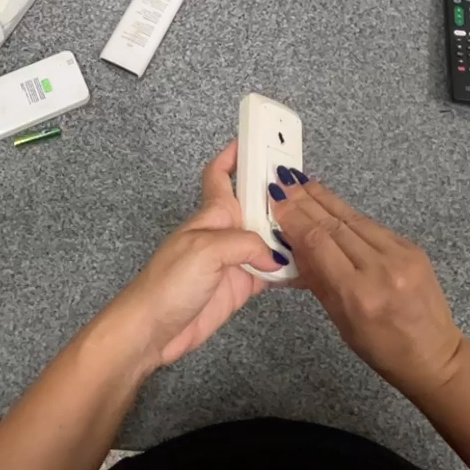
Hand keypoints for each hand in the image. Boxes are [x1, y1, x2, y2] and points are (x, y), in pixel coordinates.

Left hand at [98, 141, 286, 371]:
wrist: (153, 331)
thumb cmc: (166, 284)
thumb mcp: (206, 251)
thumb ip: (245, 243)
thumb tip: (274, 254)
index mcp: (213, 214)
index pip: (222, 174)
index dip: (235, 153)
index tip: (256, 137)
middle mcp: (225, 232)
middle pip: (256, 204)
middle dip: (278, 194)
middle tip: (306, 186)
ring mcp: (234, 259)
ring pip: (269, 238)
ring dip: (289, 233)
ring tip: (315, 227)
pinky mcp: (240, 285)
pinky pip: (272, 272)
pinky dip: (290, 269)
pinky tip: (308, 267)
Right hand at [268, 171, 468, 397]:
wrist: (434, 354)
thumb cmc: (380, 347)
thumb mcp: (339, 319)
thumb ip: (316, 278)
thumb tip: (292, 242)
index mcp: (358, 294)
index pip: (318, 243)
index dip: (295, 218)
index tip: (276, 201)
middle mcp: (380, 269)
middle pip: (334, 226)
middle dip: (305, 202)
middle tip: (283, 182)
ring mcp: (400, 255)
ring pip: (353, 219)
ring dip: (325, 199)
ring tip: (302, 183)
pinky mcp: (412, 247)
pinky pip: (372, 226)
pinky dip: (347, 213)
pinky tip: (331, 202)